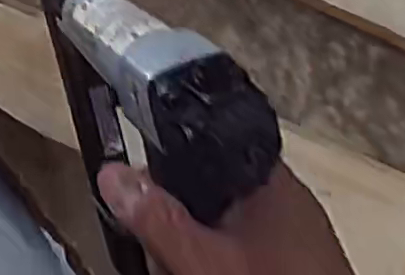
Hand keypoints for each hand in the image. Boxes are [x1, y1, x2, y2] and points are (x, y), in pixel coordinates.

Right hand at [97, 162, 354, 274]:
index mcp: (265, 176)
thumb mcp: (208, 264)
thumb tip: (110, 173)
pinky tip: (202, 273)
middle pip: (204, 189)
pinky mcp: (294, 267)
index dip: (164, 161)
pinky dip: (215, 263)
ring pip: (218, 226)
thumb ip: (160, 219)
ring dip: (190, 248)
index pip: (201, 142)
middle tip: (161, 256)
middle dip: (174, 220)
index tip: (140, 191)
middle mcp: (281, 199)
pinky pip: (239, 252)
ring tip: (176, 268)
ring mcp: (292, 240)